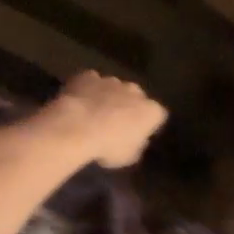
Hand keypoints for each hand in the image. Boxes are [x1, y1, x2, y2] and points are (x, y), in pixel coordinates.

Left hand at [46, 71, 167, 168]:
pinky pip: (91, 82)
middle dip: (128, 107)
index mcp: (151, 110)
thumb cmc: (107, 146)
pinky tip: (79, 101)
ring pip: (113, 88)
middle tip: (115, 124)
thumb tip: (137, 140)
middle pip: (136, 97)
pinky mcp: (88, 76)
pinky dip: (88, 89)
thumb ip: (138, 145)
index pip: (157, 116)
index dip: (148, 125)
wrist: (76, 128)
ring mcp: (111, 81)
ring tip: (93, 114)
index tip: (137, 135)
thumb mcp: (129, 157)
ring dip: (108, 97)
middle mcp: (135, 91)